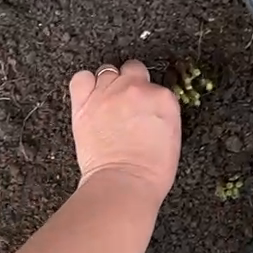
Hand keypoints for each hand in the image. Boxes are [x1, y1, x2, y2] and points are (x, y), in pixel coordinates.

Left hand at [67, 60, 179, 197]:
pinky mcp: (85, 103)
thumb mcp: (170, 140)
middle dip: (128, 84)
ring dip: (106, 85)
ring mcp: (108, 93)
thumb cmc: (150, 173)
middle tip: (124, 106)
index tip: (140, 110)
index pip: (154, 85)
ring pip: (107, 71)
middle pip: (132, 69)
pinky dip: (84, 85)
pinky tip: (88, 99)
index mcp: (163, 98)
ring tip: (105, 105)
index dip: (146, 98)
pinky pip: (81, 78)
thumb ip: (160, 116)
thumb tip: (149, 112)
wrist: (125, 183)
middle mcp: (136, 88)